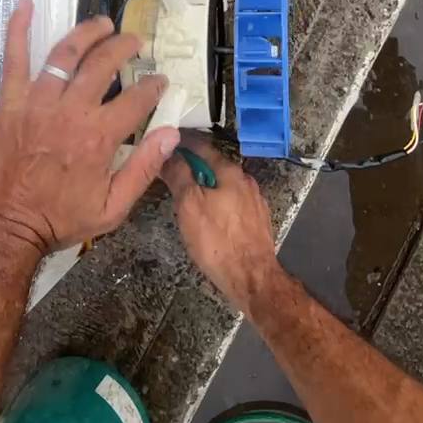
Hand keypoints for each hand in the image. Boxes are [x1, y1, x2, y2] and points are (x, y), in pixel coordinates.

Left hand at [0, 0, 178, 265]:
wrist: (4, 227)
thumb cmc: (58, 220)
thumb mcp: (112, 209)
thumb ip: (144, 169)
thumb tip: (171, 133)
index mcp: (100, 137)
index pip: (137, 98)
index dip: (153, 85)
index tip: (159, 80)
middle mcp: (72, 111)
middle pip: (104, 63)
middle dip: (125, 46)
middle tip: (135, 42)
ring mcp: (38, 101)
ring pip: (67, 52)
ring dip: (88, 32)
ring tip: (103, 23)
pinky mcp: (10, 101)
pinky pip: (13, 57)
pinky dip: (18, 27)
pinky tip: (25, 3)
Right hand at [161, 133, 285, 315]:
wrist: (253, 280)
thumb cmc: (217, 241)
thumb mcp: (189, 204)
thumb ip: (179, 175)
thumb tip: (168, 152)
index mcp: (230, 171)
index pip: (201, 146)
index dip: (181, 143)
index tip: (164, 144)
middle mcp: (246, 180)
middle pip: (213, 166)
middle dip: (192, 168)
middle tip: (171, 176)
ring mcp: (255, 201)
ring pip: (224, 186)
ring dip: (205, 187)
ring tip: (187, 199)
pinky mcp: (258, 221)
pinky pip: (232, 203)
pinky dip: (218, 203)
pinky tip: (209, 218)